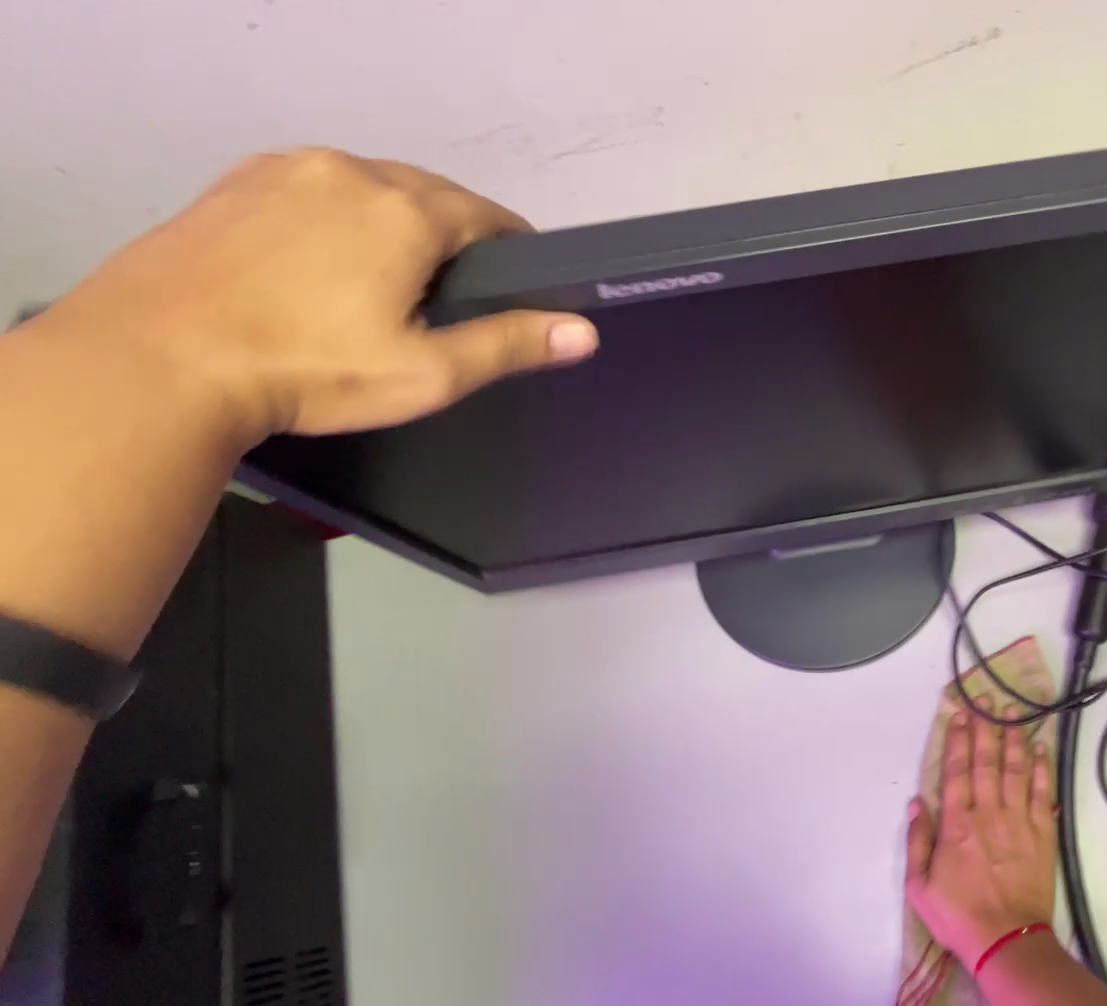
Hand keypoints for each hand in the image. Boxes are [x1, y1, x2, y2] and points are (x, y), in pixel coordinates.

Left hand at [25, 147, 598, 444]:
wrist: (159, 359)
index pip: (489, 216)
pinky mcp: (237, 183)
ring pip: (374, 186)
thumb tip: (584, 332)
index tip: (518, 284)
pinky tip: (332, 262)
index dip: (514, 249)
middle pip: (433, 194)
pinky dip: (343, 215)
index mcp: (406, 212)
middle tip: (456, 295)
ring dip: (400, 222)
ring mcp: (286, 171)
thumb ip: (511, 345)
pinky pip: (319, 188)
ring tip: (397, 281)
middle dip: (457, 235)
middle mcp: (350, 173)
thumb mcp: (430, 371)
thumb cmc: (312, 369)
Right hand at [906, 706, 1058, 970]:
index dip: (957, 739)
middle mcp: (988, 813)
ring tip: (1013, 711)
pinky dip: (1041, 769)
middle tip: (987, 698)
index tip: (960, 713)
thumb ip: (917, 840)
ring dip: (1013, 738)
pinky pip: (1042, 793)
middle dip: (985, 726)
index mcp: (956, 824)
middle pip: (986, 761)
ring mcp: (1018, 821)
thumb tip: (916, 801)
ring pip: (1015, 769)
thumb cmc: (958, 916)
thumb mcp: (919, 886)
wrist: (1008, 941)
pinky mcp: (1042, 833)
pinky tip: (1040, 748)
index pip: (956, 771)